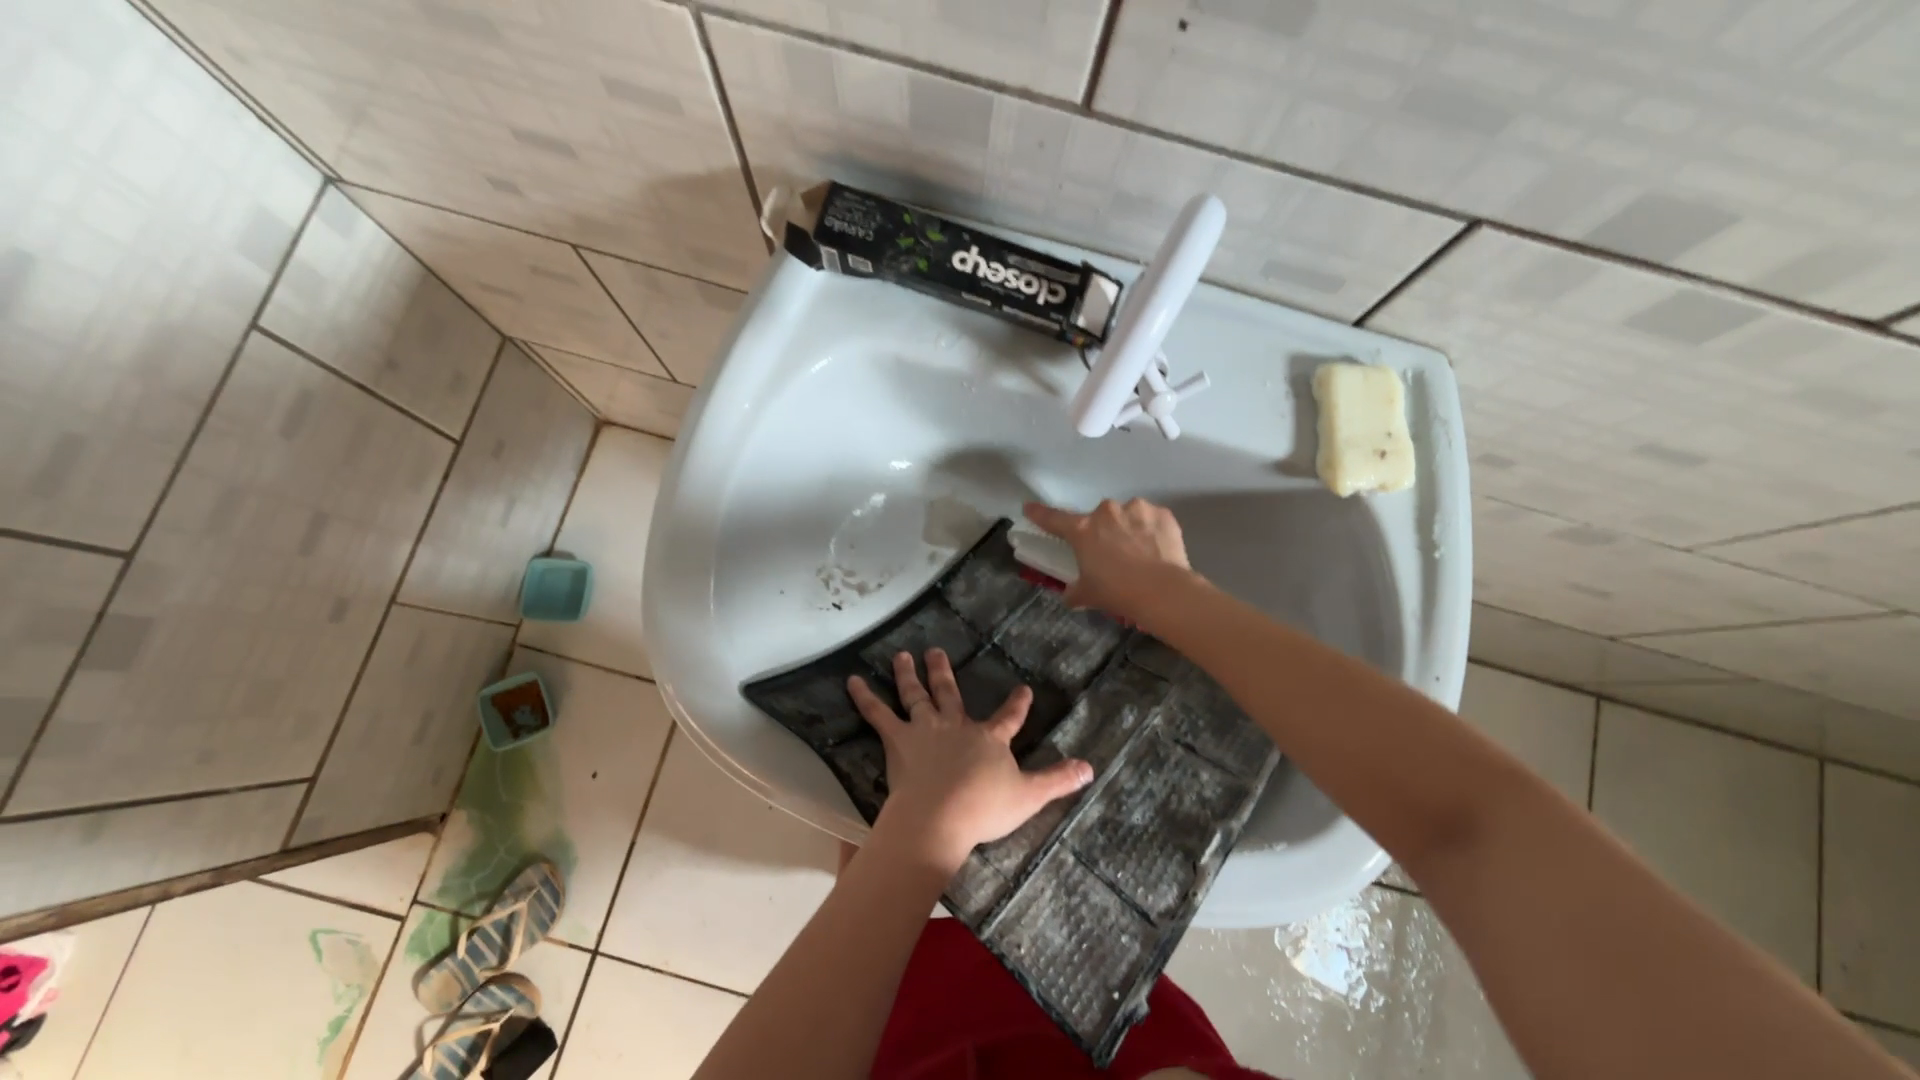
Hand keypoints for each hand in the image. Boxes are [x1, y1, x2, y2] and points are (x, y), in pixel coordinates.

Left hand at [848, 649, 1092, 873]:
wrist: (941, 817)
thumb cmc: (984, 808)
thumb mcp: (1029, 796)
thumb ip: (1058, 781)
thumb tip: (1091, 769)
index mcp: (989, 739)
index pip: (1008, 717)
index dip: (1017, 704)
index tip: (1022, 689)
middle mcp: (957, 726)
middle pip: (951, 694)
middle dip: (945, 673)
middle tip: (935, 651)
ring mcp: (925, 729)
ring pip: (916, 696)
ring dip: (908, 674)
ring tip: (902, 655)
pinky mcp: (898, 740)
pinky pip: (878, 714)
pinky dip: (864, 697)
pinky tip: (851, 681)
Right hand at [1022, 497, 1192, 618]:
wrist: (1162, 590)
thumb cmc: (1117, 591)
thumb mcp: (1088, 594)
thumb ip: (1074, 592)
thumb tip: (1070, 596)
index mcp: (1082, 530)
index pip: (1053, 518)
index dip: (1039, 514)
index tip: (1029, 508)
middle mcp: (1107, 512)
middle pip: (1099, 518)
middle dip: (1103, 531)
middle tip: (1112, 554)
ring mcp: (1136, 509)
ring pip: (1127, 515)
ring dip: (1128, 528)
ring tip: (1139, 553)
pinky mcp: (1162, 513)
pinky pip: (1151, 519)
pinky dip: (1151, 531)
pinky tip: (1157, 549)